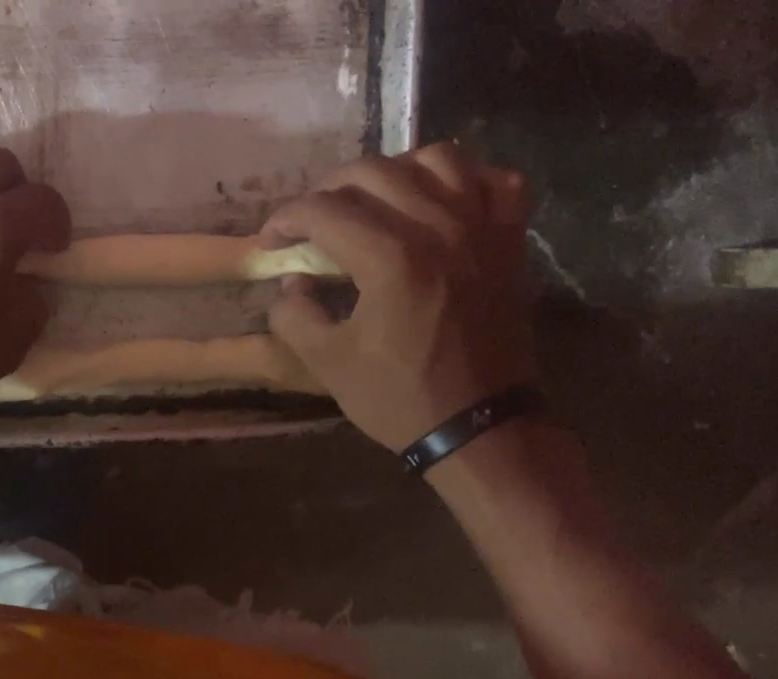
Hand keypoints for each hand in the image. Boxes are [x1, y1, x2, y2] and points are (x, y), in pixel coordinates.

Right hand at [260, 142, 534, 450]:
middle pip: (374, 173)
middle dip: (327, 191)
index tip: (268, 241)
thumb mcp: (326, 362)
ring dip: (391, 173)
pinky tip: (433, 203)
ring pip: (435, 159)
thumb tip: (291, 282)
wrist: (477, 420)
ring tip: (368, 202)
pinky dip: (457, 179)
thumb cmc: (395, 395)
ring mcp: (482, 227)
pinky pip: (490, 179)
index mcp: (390, 259)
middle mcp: (439, 227)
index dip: (285, 219)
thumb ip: (295, 315)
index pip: (325, 211)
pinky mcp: (509, 237)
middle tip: (307, 222)